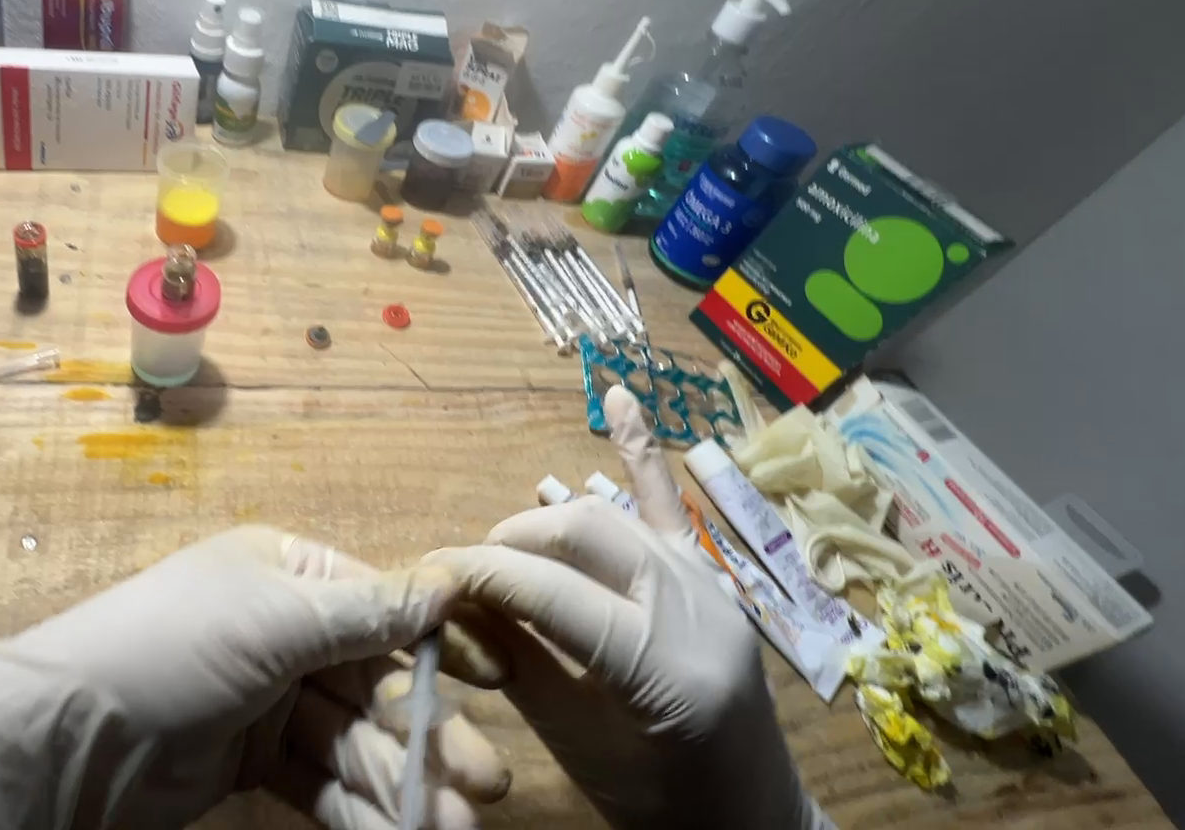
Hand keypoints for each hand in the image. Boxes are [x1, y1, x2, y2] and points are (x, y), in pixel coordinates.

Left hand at [0, 526, 510, 829]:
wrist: (67, 738)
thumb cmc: (180, 648)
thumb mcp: (275, 619)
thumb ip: (365, 610)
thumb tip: (447, 583)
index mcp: (291, 573)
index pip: (381, 604)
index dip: (437, 643)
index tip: (497, 680)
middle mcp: (288, 629)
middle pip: (374, 681)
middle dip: (425, 733)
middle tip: (484, 786)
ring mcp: (272, 697)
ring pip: (352, 738)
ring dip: (400, 781)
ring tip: (452, 828)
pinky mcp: (255, 759)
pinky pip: (320, 779)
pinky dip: (357, 807)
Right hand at [429, 387, 828, 829]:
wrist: (755, 818)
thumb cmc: (660, 804)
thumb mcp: (577, 745)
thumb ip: (514, 662)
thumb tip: (452, 600)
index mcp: (662, 666)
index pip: (548, 592)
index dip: (481, 574)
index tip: (430, 573)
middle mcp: (690, 604)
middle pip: (577, 534)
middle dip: (509, 542)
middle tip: (467, 574)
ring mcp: (705, 578)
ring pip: (605, 516)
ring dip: (544, 523)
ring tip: (505, 547)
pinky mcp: (706, 570)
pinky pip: (666, 502)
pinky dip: (637, 449)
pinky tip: (619, 396)